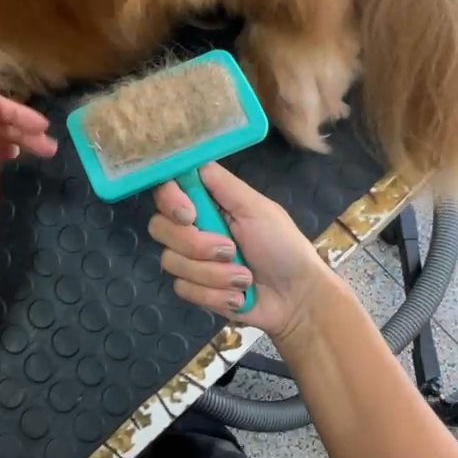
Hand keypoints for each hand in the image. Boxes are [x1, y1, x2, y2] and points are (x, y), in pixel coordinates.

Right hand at [148, 162, 348, 342]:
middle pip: (159, 227)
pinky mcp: (194, 289)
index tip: (189, 215)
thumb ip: (222, 184)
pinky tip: (238, 296)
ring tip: (245, 278)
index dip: (169, 201)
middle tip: (231, 251)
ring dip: (213, 274)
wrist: (297, 298)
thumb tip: (190, 159)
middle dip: (196, 245)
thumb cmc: (283, 246)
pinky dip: (215, 294)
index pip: (165, 191)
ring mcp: (190, 260)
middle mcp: (192, 228)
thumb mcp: (257, 208)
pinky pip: (184, 288)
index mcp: (206, 203)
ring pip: (171, 262)